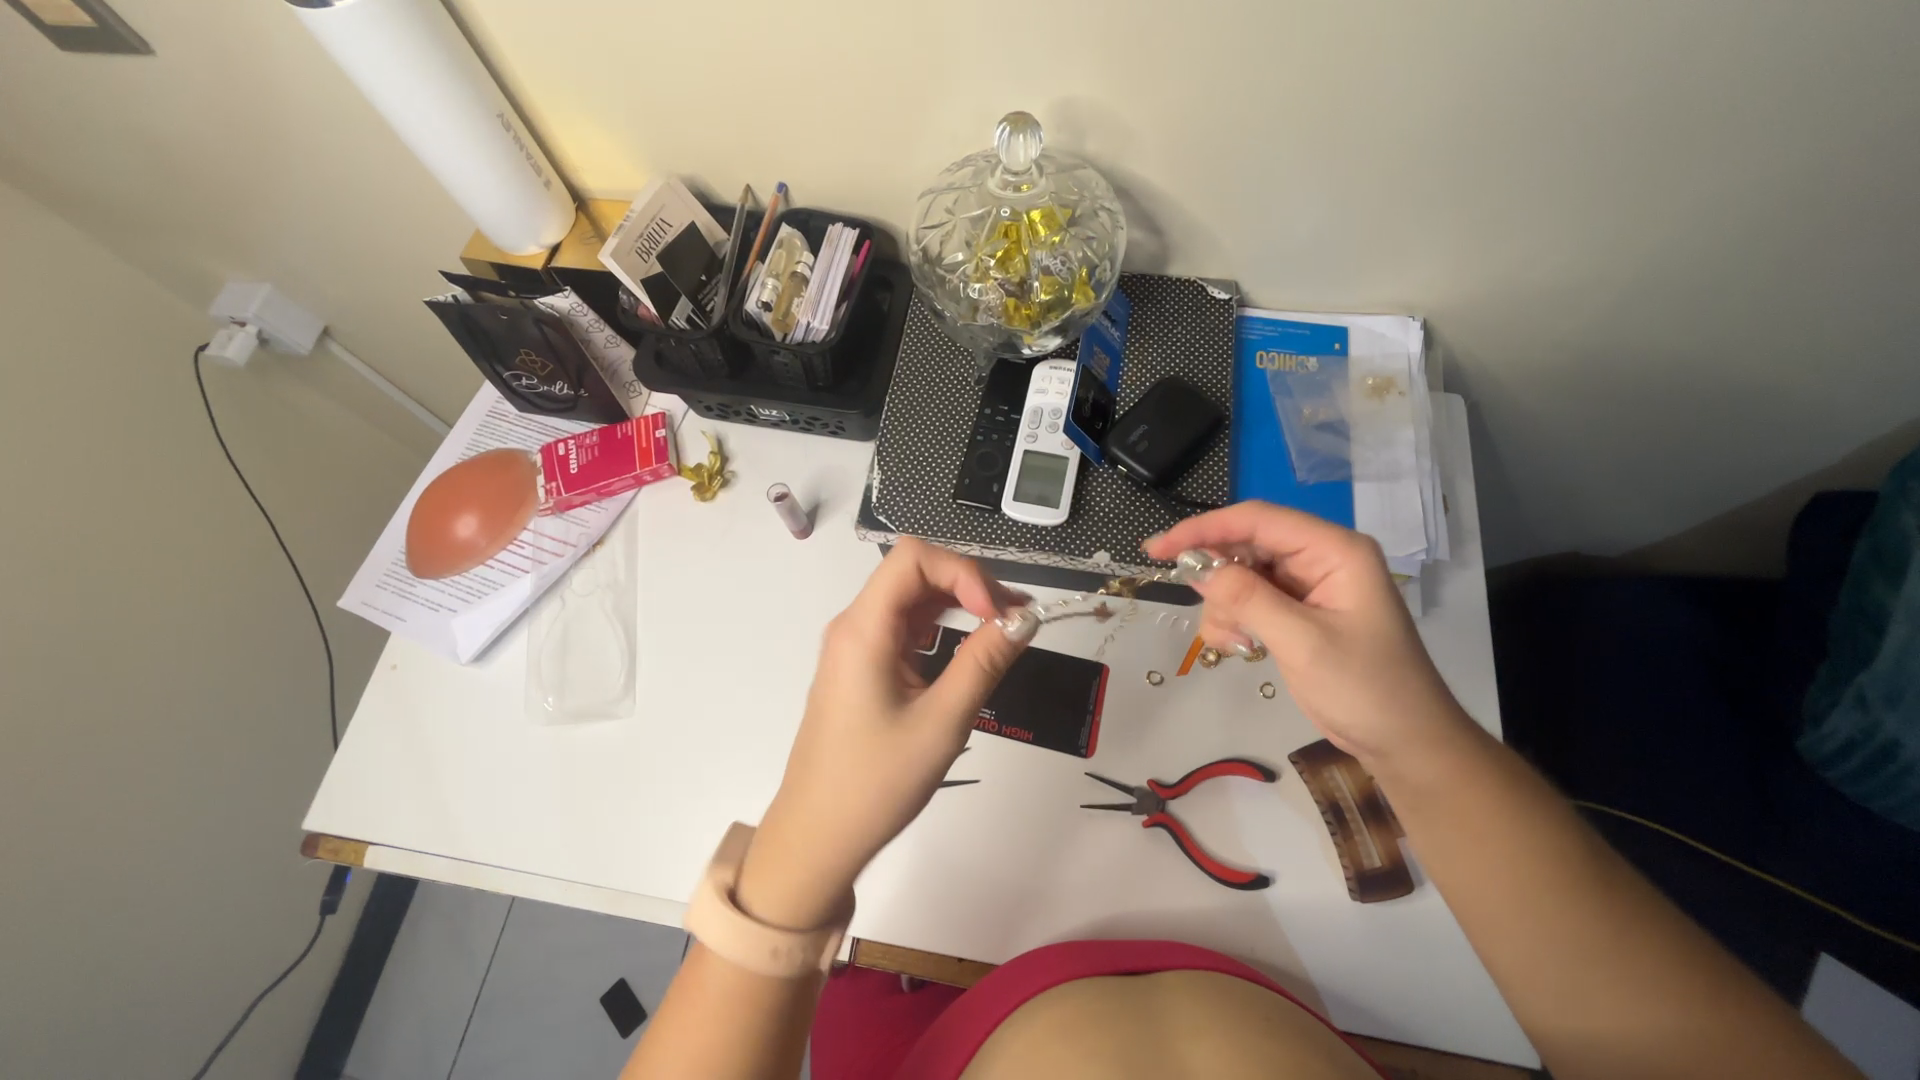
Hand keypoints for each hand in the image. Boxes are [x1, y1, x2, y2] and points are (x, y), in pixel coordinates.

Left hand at [737, 539, 1032, 929]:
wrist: (817, 836)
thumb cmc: (876, 783)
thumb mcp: (942, 722)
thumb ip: (985, 661)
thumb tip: (1026, 618)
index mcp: (863, 629)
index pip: (914, 557)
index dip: (964, 571)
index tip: (999, 613)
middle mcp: (854, 626)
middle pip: (914, 573)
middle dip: (969, 585)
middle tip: (1018, 620)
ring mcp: (854, 648)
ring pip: (911, 601)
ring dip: (959, 606)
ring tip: (1007, 631)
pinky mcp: (861, 670)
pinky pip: (904, 631)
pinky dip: (942, 631)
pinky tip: (972, 651)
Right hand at [1142, 502, 1473, 767]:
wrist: (1404, 740)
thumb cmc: (1366, 689)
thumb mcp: (1303, 642)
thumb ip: (1249, 599)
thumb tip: (1197, 569)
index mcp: (1335, 550)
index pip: (1258, 520)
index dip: (1204, 529)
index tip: (1159, 548)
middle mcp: (1320, 558)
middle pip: (1247, 544)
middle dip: (1215, 574)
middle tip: (1191, 601)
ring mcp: (1309, 585)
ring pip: (1242, 573)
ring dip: (1225, 604)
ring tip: (1232, 642)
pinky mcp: (1299, 611)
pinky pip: (1250, 599)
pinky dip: (1234, 619)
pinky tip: (1239, 646)